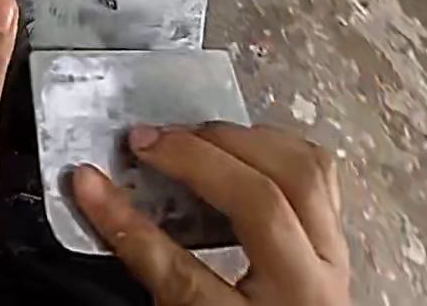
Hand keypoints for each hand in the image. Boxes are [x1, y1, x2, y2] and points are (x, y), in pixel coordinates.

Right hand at [72, 123, 352, 305]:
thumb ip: (152, 261)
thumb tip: (96, 194)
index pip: (185, 276)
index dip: (127, 224)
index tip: (87, 180)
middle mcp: (310, 295)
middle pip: (260, 202)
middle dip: (195, 156)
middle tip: (146, 141)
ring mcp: (335, 264)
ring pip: (303, 175)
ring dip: (241, 140)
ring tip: (194, 135)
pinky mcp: (339, 241)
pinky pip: (320, 173)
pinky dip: (277, 144)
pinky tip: (241, 143)